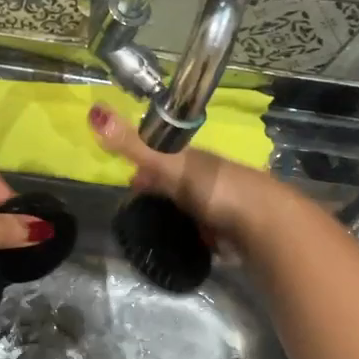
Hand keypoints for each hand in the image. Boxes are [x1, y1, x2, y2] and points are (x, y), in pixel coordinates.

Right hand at [87, 103, 280, 247]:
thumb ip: (133, 145)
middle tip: (137, 211)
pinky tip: (183, 247)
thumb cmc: (215, 188)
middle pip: (177, 184)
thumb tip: (95, 111)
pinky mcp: (230, 235)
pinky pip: (205, 234)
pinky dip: (194, 238)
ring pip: (191, 209)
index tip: (129, 183)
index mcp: (194, 159)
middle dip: (159, 194)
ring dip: (176, 218)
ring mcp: (222, 207)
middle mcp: (209, 179)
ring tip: (155, 232)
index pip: (164, 157)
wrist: (264, 225)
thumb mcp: (168, 164)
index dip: (145, 167)